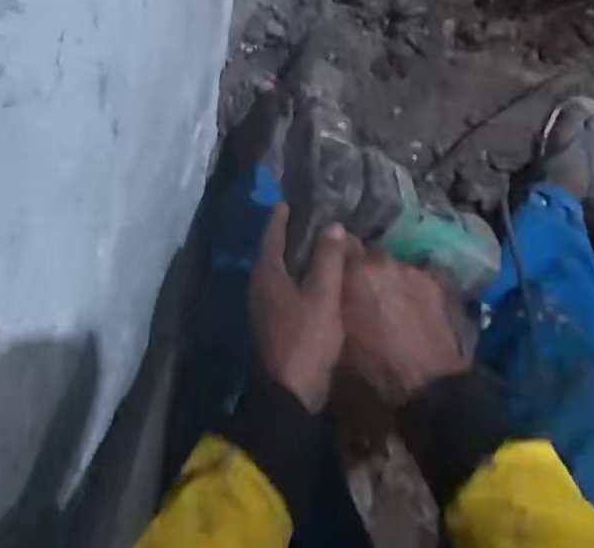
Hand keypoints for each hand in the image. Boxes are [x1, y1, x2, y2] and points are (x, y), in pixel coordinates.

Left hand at [250, 202, 350, 411]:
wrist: (289, 395)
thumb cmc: (305, 339)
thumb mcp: (322, 295)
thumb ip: (328, 258)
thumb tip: (333, 225)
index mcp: (267, 272)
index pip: (273, 233)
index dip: (283, 215)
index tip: (292, 199)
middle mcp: (259, 283)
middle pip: (274, 249)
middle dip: (290, 232)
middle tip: (312, 217)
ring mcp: (264, 304)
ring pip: (279, 269)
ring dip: (295, 255)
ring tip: (318, 243)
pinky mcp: (273, 320)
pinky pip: (284, 285)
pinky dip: (297, 274)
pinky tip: (315, 277)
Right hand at [341, 250, 469, 404]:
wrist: (426, 383)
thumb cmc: (373, 365)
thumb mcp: (338, 334)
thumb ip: (331, 299)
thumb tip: (325, 286)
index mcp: (354, 271)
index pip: (342, 242)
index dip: (340, 254)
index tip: (338, 265)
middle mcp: (381, 261)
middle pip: (369, 252)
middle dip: (365, 266)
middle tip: (365, 288)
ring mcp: (409, 269)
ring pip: (393, 265)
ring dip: (389, 277)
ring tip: (391, 301)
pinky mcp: (432, 281)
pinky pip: (415, 277)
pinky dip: (410, 288)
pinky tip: (413, 308)